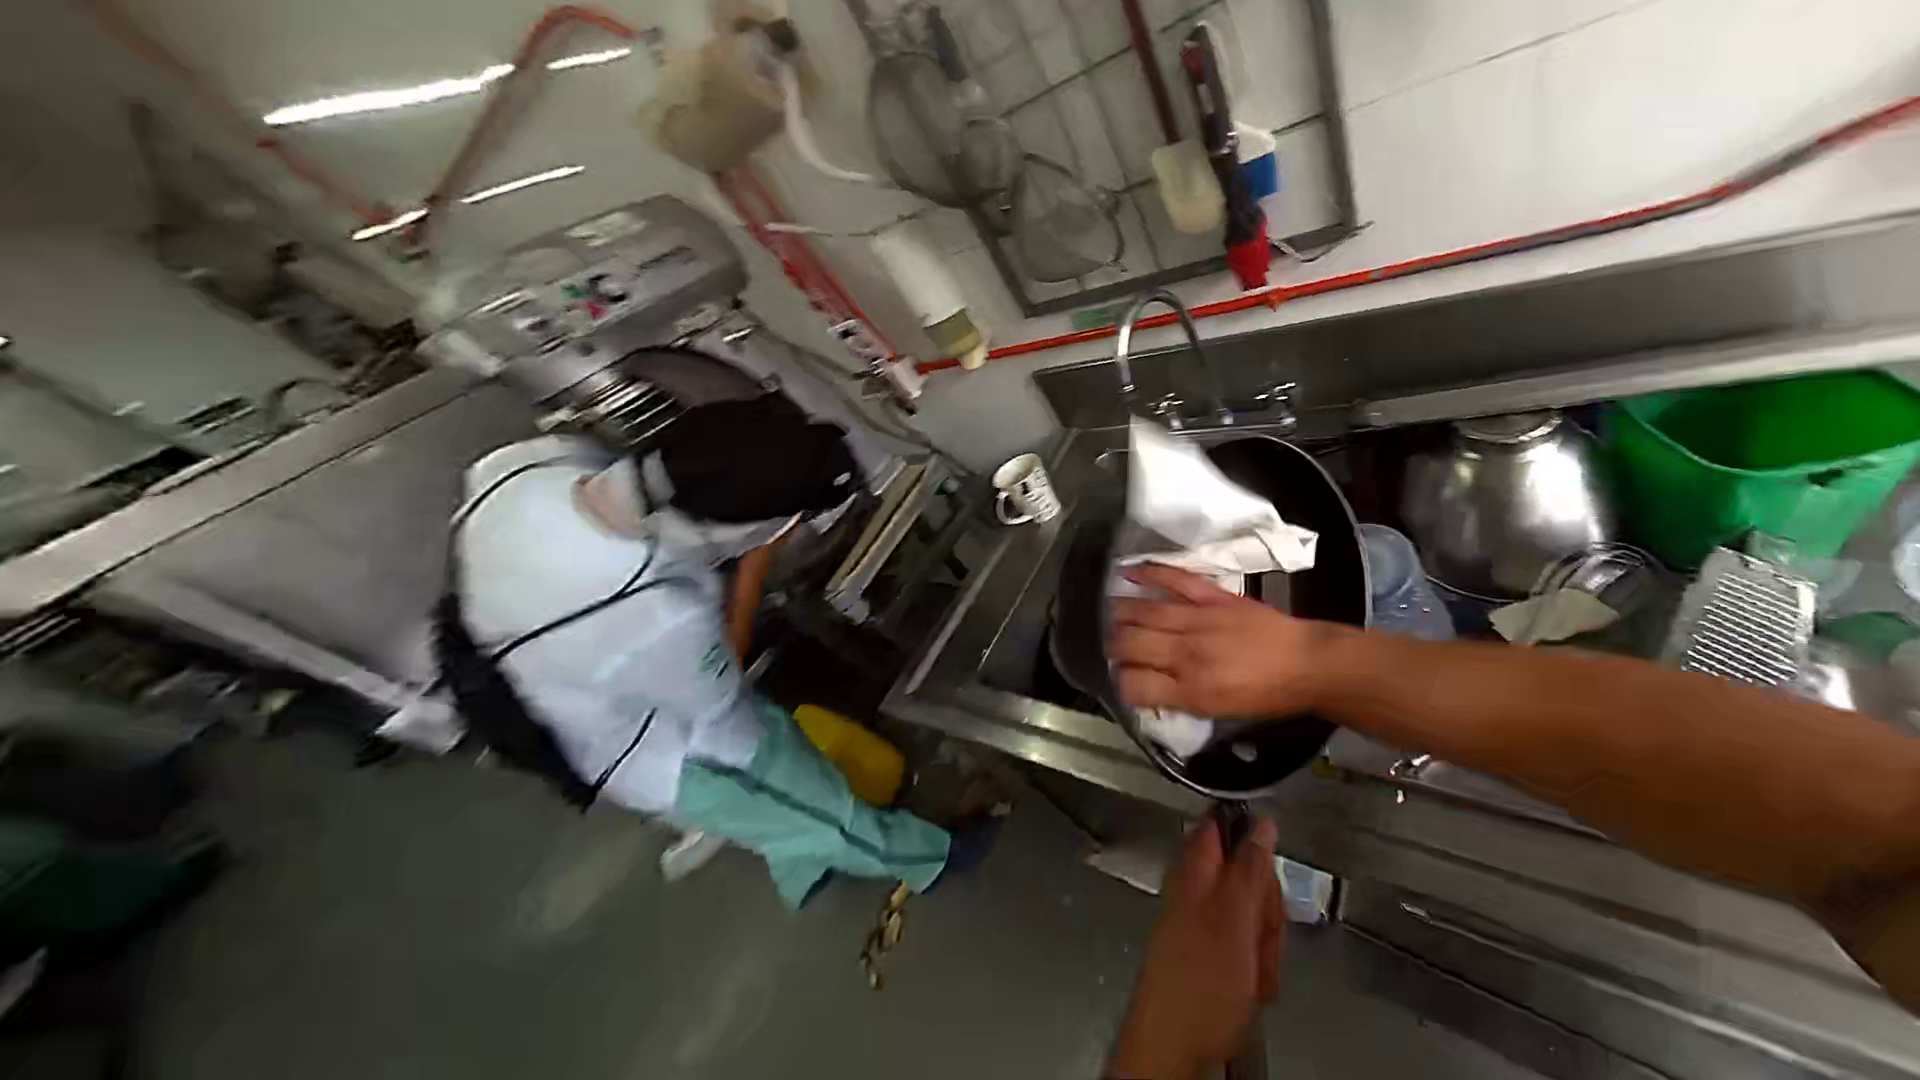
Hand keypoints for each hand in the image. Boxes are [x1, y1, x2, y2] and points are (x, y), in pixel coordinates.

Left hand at [1109, 814, 1282, 1079]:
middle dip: (1265, 909)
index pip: (1227, 829)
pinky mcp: (1212, 952)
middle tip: (1257, 935)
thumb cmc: (1196, 982)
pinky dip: (1257, 968)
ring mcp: (1203, 920)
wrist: (1174, 1043)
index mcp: (1194, 868)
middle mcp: (1195, 888)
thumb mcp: (1233, 918)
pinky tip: (1250, 985)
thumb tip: (1260, 824)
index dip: (1255, 847)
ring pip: (1254, 916)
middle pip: (1249, 877)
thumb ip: (1248, 868)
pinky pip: (1250, 948)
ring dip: (1264, 945)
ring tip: (1251, 969)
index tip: (1264, 879)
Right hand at [1110, 564, 1340, 719]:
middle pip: (1131, 643)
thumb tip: (1147, 690)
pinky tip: (1129, 571)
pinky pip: (1175, 580)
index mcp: (1190, 689)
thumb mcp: (1219, 712)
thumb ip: (1178, 700)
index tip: (1120, 679)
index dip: (1119, 682)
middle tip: (1110, 647)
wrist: (1309, 665)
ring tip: (1110, 614)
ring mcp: (1199, 619)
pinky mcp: (1213, 597)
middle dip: (1113, 646)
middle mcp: (1187, 652)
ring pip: (1145, 611)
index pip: (1134, 683)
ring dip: (1120, 612)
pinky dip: (1150, 572)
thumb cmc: (1266, 695)